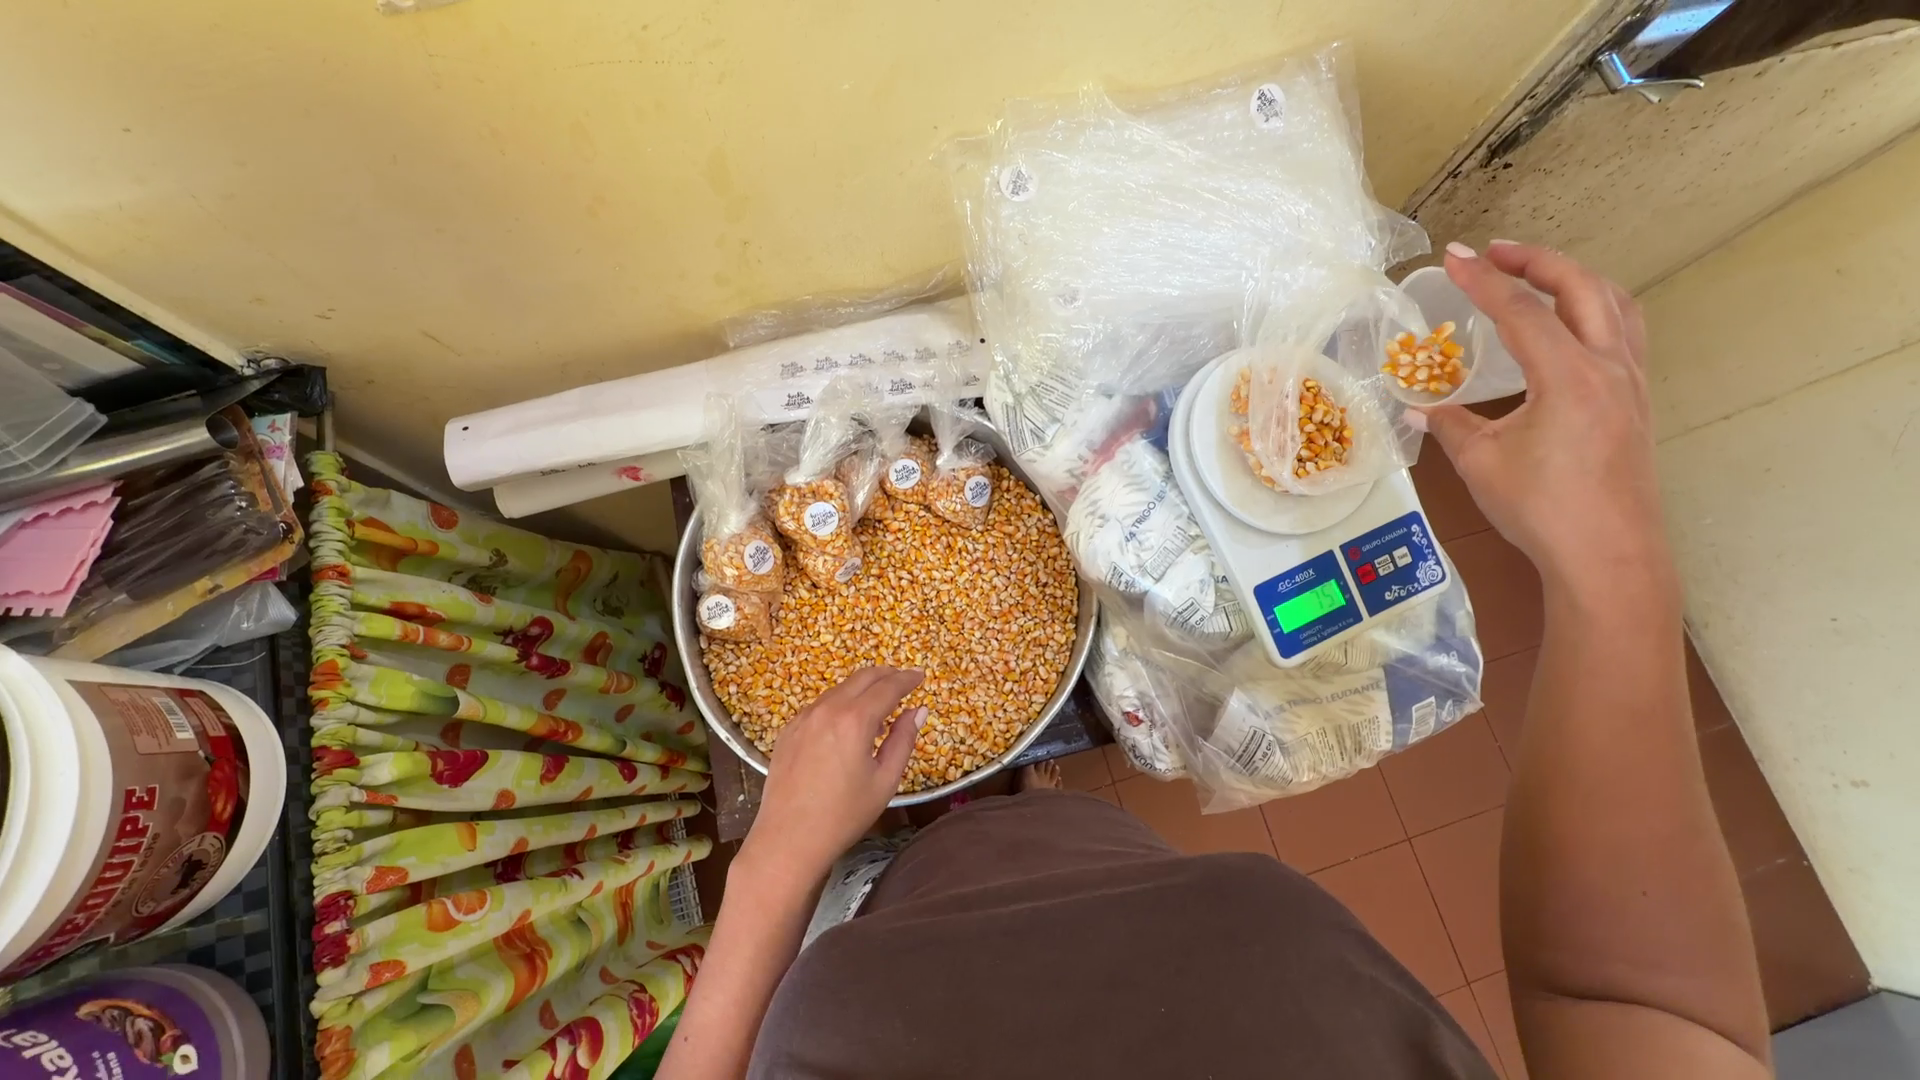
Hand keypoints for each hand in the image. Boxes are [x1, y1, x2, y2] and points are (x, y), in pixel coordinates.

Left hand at [735, 667, 924, 889]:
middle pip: (862, 677)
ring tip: (880, 705)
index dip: (907, 679)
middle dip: (886, 674)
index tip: (921, 676)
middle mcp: (827, 709)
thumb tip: (918, 711)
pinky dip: (841, 703)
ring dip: (863, 688)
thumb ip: (903, 740)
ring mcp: (803, 717)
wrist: (787, 840)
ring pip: (840, 689)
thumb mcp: (884, 781)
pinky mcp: (788, 730)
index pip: (888, 687)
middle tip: (904, 680)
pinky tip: (848, 723)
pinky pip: (821, 705)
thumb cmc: (843, 816)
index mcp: (854, 720)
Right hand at [1417, 241, 1671, 598]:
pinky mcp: (1636, 400)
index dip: (1482, 281)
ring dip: (1573, 279)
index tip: (1453, 257)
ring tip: (1535, 276)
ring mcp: (1631, 381)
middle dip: (1536, 261)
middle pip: (1581, 287)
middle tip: (1494, 253)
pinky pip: (1623, 332)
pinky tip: (1570, 325)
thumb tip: (1418, 409)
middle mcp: (1608, 366)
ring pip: (1613, 303)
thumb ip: (1450, 425)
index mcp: (1568, 376)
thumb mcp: (1481, 462)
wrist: (1606, 553)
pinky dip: (1594, 309)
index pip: (1520, 311)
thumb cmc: (1540, 507)